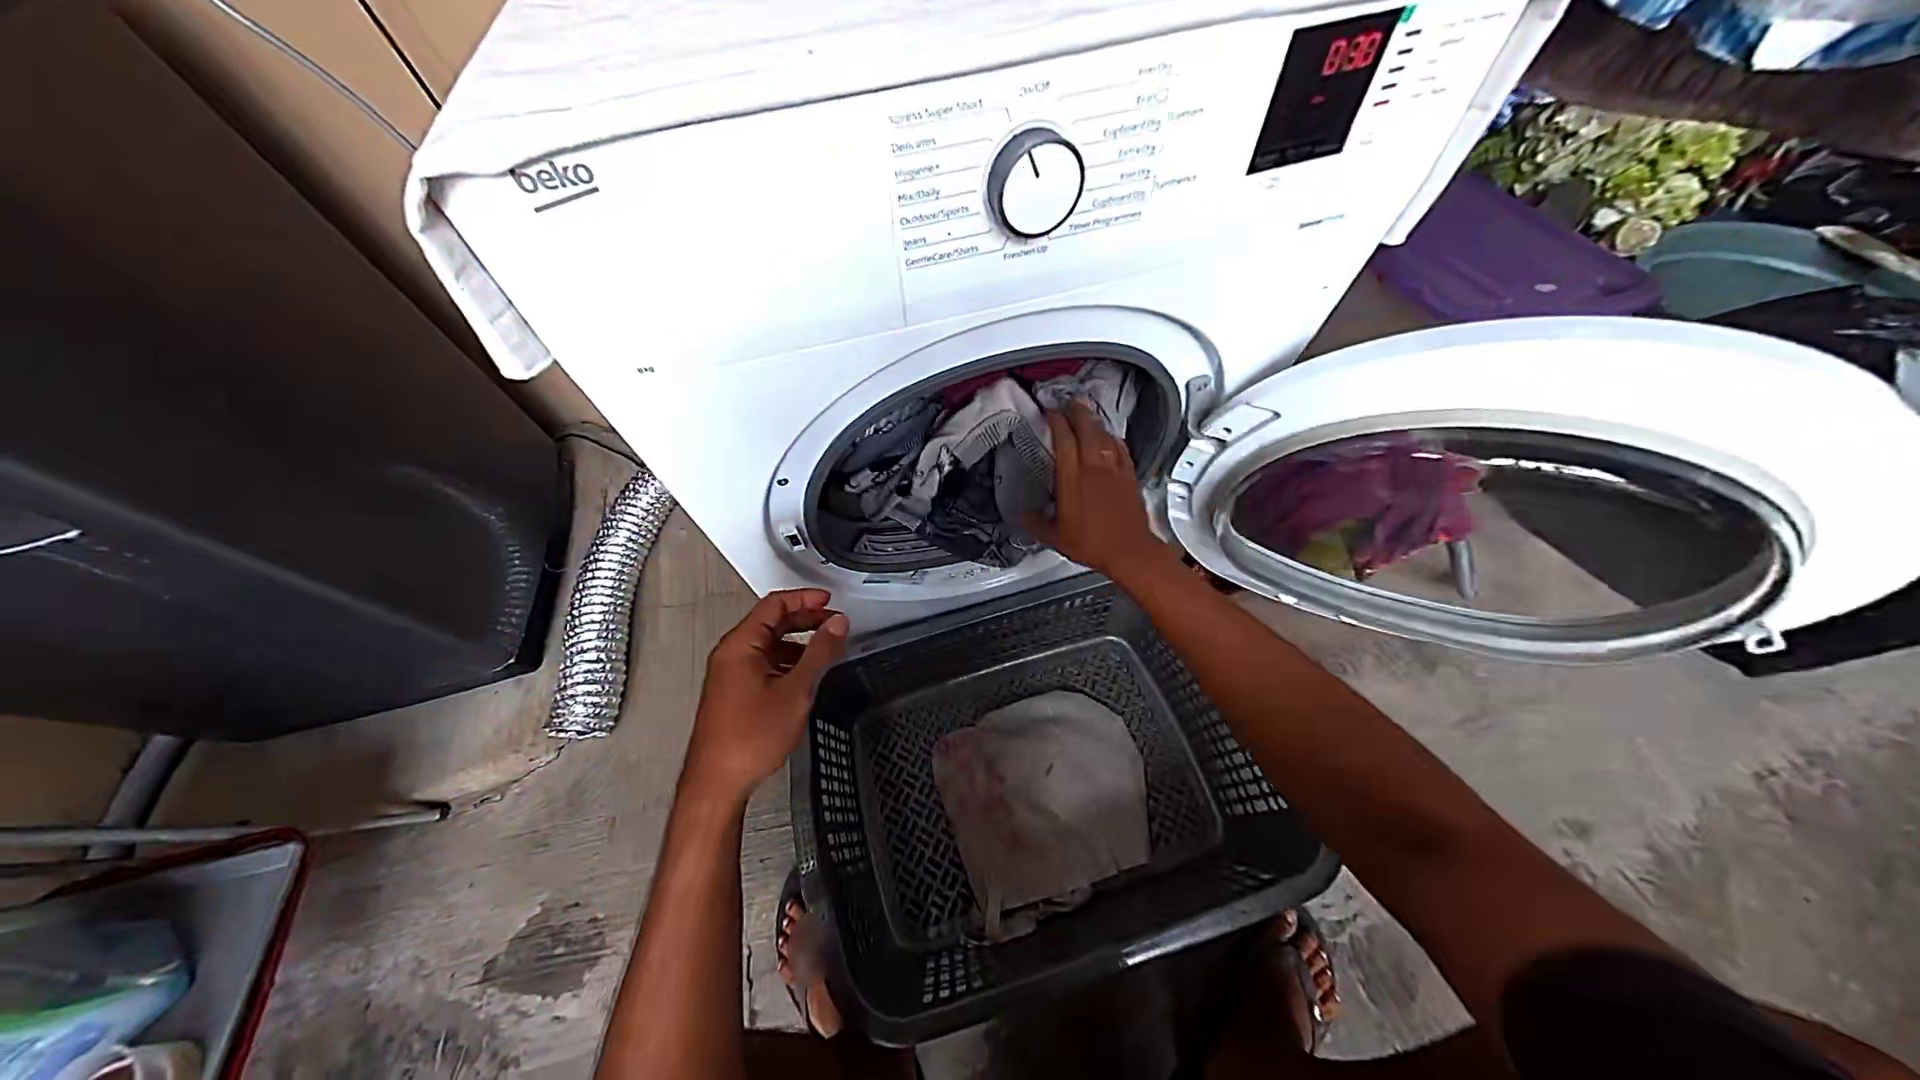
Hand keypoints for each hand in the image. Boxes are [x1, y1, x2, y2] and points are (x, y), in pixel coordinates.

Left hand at [682, 589, 847, 805]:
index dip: (804, 598)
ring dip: (798, 641)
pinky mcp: (735, 692)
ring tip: (825, 647)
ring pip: (769, 644)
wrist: (718, 782)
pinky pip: (764, 663)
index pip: (774, 605)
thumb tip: (836, 625)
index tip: (826, 599)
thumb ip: (819, 653)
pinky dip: (787, 661)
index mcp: (739, 646)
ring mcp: (731, 675)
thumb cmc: (745, 741)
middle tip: (832, 620)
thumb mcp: (795, 690)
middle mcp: (730, 656)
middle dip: (805, 618)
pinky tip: (805, 673)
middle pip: (771, 622)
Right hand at [1030, 400, 1173, 581]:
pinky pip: (1120, 448)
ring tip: (1086, 414)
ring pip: (1104, 435)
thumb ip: (1037, 523)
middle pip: (1086, 428)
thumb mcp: (1056, 537)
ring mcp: (1114, 470)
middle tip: (1068, 404)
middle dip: (1076, 412)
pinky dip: (1112, 438)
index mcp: (1073, 479)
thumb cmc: (1094, 544)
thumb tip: (1026, 516)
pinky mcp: (1130, 476)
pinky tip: (1110, 437)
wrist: (1129, 551)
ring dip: (1094, 421)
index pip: (1064, 440)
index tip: (1050, 414)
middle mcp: (1094, 469)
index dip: (1056, 422)